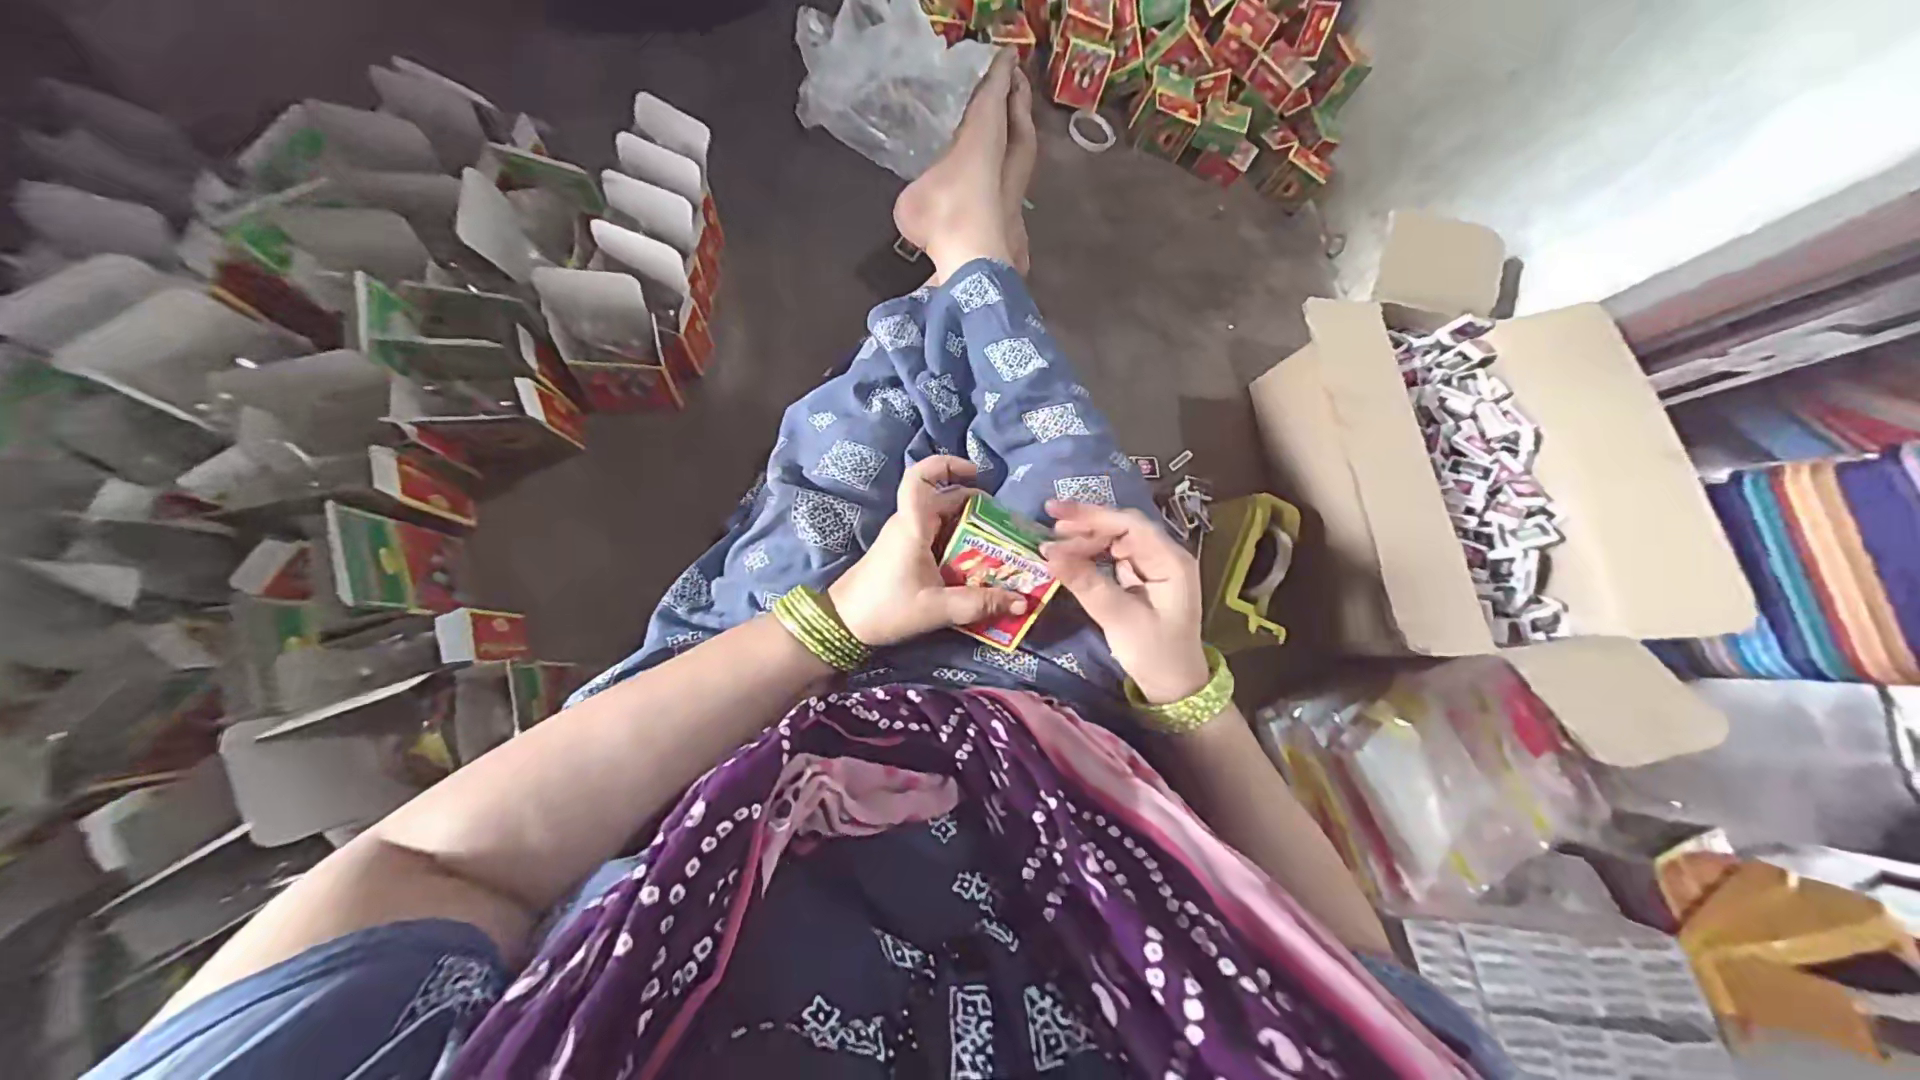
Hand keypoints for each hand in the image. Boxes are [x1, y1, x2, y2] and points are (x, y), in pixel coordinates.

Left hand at [827, 456, 1028, 647]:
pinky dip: (957, 543)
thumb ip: (979, 604)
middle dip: (975, 506)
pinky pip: (935, 537)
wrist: (844, 624)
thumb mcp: (936, 609)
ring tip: (996, 545)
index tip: (975, 472)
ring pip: (941, 520)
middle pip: (942, 499)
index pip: (920, 477)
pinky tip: (974, 564)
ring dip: (968, 527)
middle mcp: (908, 525)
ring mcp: (904, 539)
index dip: (947, 465)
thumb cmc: (885, 609)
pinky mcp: (904, 554)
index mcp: (912, 526)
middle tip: (1003, 523)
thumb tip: (1021, 602)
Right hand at [1042, 501, 1210, 703]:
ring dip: (1085, 539)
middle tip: (1048, 524)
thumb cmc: (1155, 653)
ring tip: (1053, 544)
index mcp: (1170, 561)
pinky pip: (1113, 557)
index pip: (1130, 524)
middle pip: (1122, 528)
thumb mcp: (1119, 619)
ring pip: (1115, 540)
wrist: (1174, 688)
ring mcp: (1152, 567)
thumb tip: (1049, 554)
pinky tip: (1070, 557)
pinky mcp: (1140, 579)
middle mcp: (1164, 556)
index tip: (1056, 514)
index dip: (1093, 516)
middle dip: (1085, 525)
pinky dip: (1090, 555)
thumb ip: (1087, 583)